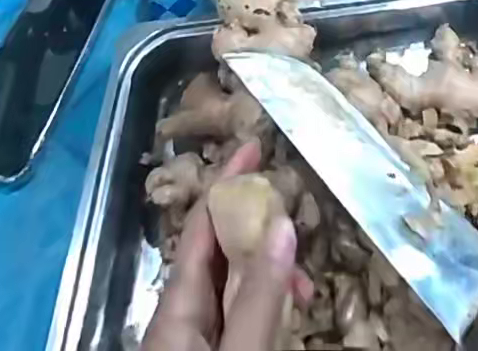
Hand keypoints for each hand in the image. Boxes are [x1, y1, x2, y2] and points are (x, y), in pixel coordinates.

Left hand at [141, 142, 303, 350]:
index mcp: (174, 303)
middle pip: (217, 250)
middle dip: (257, 227)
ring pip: (231, 285)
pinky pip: (235, 315)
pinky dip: (262, 303)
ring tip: (303, 283)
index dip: (228, 180)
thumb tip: (283, 222)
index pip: (201, 222)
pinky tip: (287, 310)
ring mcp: (191, 338)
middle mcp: (178, 314)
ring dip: (266, 271)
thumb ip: (259, 295)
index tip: (256, 146)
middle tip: (294, 216)